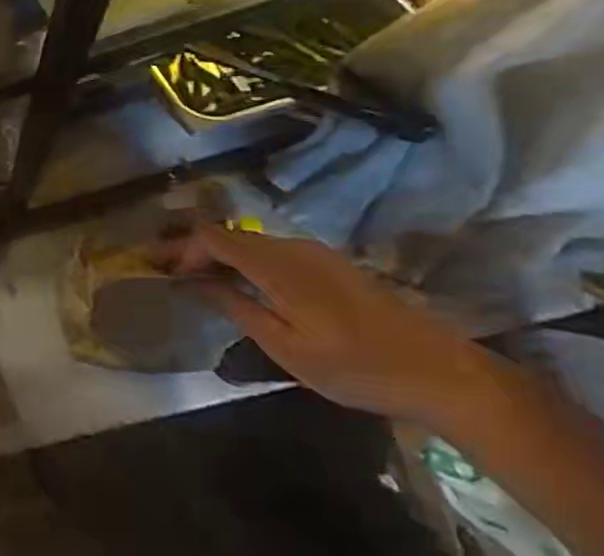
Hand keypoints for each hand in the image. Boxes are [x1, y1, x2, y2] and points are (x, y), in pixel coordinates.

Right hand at [161, 225, 502, 427]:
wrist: (436, 368)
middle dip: (198, 250)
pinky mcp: (329, 262)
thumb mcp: (287, 348)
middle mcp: (291, 245)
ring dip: (224, 257)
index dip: (185, 249)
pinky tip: (247, 287)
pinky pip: (275, 251)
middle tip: (174, 273)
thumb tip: (199, 283)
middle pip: (231, 235)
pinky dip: (249, 262)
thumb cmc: (355, 366)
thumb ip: (239, 308)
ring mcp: (314, 251)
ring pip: (253, 243)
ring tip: (203, 282)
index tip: (167, 272)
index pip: (214, 237)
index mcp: (277, 264)